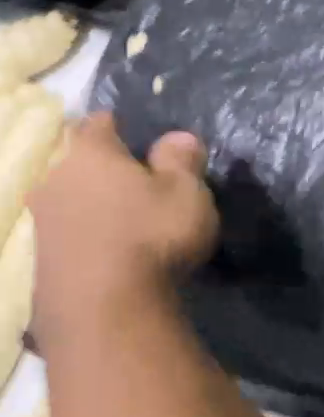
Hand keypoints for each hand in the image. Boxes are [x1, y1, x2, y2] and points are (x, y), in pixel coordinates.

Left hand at [30, 113, 217, 348]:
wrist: (104, 294)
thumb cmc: (153, 231)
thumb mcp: (187, 193)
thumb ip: (181, 162)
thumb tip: (179, 135)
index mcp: (91, 153)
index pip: (98, 123)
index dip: (118, 123)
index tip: (138, 130)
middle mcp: (55, 173)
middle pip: (80, 159)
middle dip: (107, 165)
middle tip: (141, 178)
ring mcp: (42, 210)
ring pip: (73, 191)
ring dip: (96, 197)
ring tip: (128, 213)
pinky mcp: (43, 243)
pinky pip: (70, 221)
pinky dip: (91, 224)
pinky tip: (114, 239)